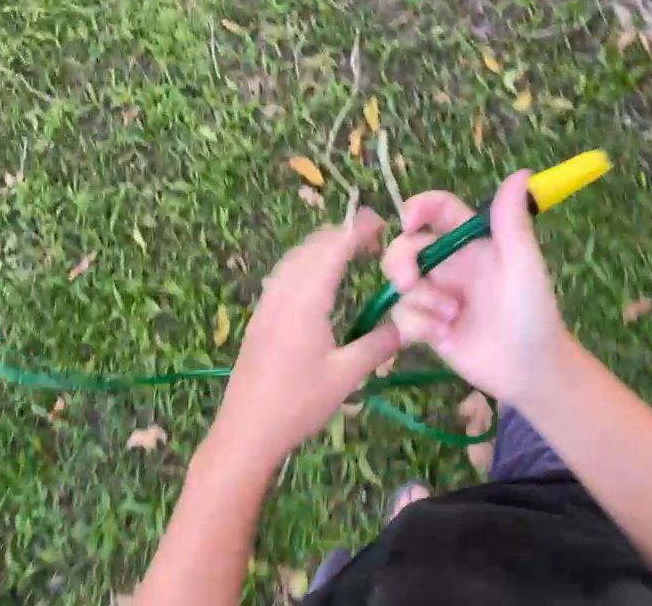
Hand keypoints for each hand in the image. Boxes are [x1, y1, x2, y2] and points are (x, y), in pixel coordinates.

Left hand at [211, 209, 400, 467]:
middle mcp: (284, 291)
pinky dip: (306, 261)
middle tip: (373, 237)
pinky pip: (284, 272)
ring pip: (296, 256)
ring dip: (323, 246)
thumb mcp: (346, 376)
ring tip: (350, 251)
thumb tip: (406, 325)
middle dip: (342, 233)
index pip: (334, 248)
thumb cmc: (298, 403)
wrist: (245, 430)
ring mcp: (268, 302)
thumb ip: (377, 345)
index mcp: (307, 299)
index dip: (357, 229)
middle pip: (313, 245)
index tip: (381, 221)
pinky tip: (318, 278)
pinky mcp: (260, 315)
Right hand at [381, 171, 571, 404]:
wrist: (531, 370)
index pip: (437, 209)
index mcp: (470, 242)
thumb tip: (521, 172)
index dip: (418, 206)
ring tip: (450, 318)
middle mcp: (449, 264)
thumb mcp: (524, 263)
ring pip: (401, 284)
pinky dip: (418, 326)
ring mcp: (435, 295)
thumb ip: (512, 221)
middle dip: (400, 261)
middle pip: (405, 246)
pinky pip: (402, 316)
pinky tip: (443, 336)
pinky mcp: (426, 326)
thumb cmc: (533, 310)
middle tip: (411, 281)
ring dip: (421, 301)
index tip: (409, 221)